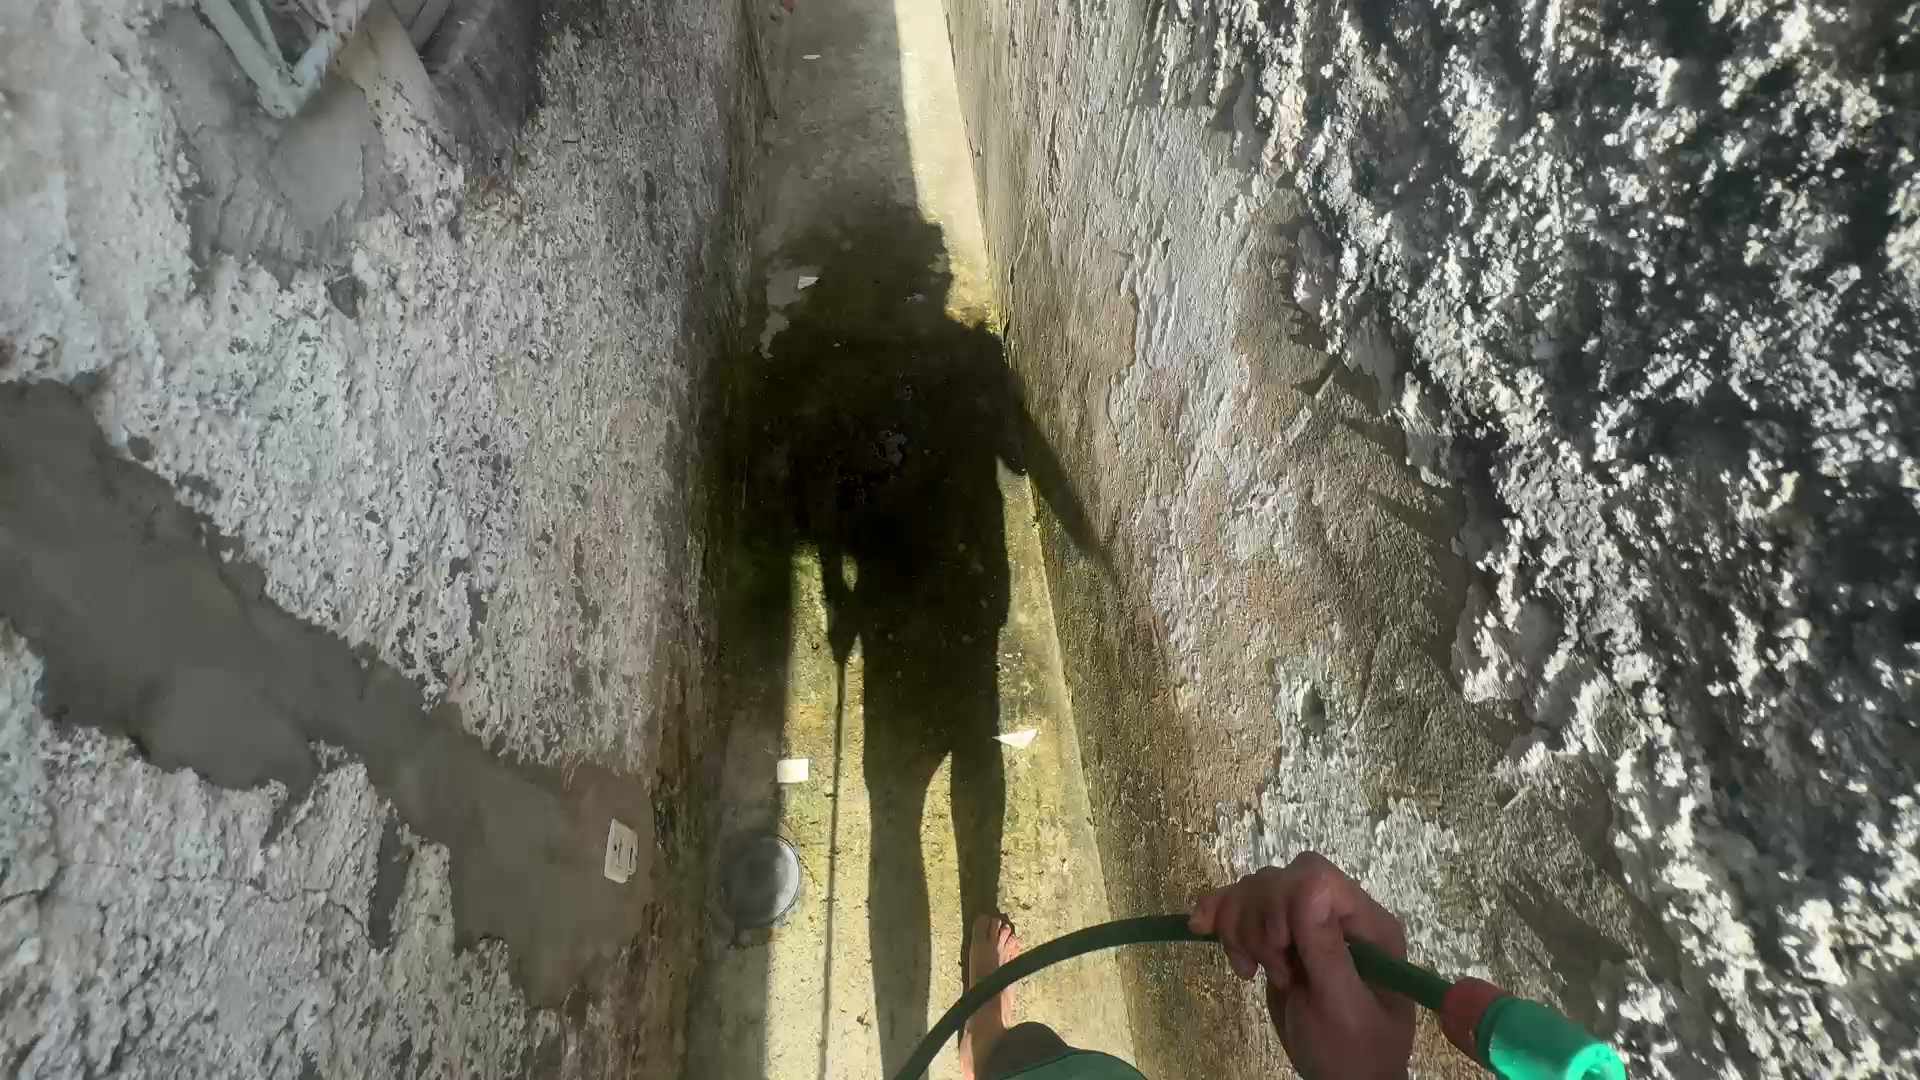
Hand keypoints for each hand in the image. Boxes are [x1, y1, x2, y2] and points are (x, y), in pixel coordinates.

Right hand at [1189, 852, 1415, 1079]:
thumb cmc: (1351, 1052)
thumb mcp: (1341, 1007)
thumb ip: (1327, 948)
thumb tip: (1312, 884)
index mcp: (1367, 923)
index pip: (1316, 875)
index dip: (1285, 899)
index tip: (1278, 945)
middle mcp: (1336, 911)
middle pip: (1278, 880)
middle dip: (1259, 922)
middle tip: (1273, 972)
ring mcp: (1305, 918)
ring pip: (1254, 890)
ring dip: (1239, 928)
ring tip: (1250, 971)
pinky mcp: (1277, 929)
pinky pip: (1239, 902)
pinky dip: (1218, 914)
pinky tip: (1201, 927)